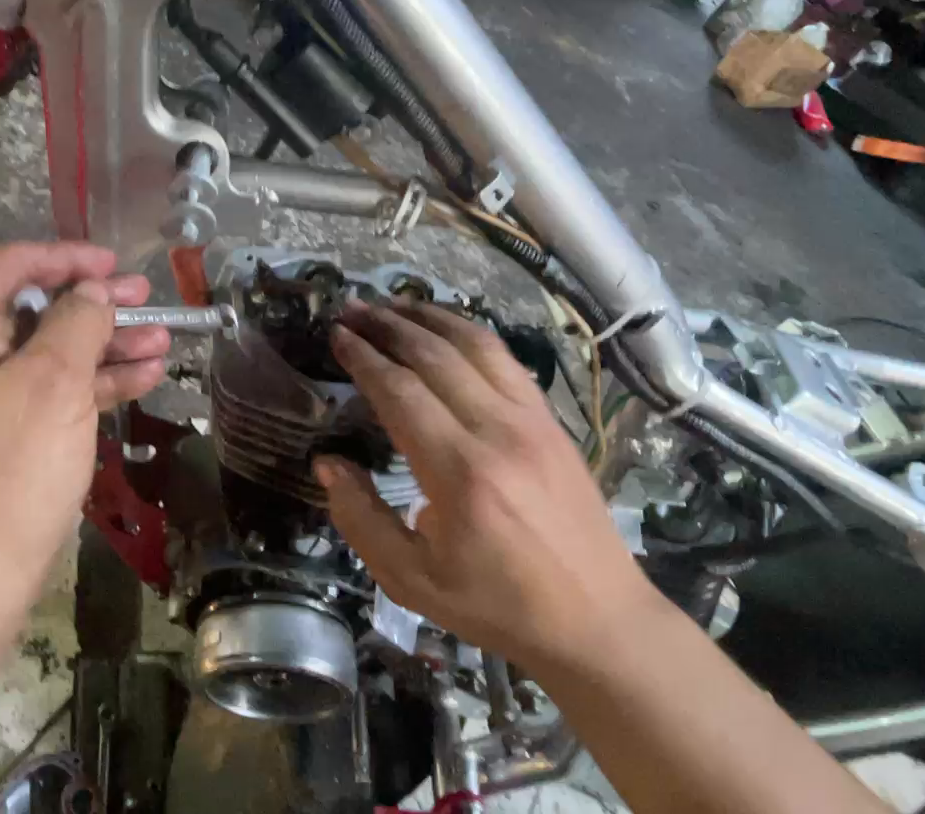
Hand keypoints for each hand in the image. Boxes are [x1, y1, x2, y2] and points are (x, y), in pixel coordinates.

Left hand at [0, 243, 169, 597]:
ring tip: (162, 341)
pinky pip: (39, 388)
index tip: (119, 264)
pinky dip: (85, 383)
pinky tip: (140, 376)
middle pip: (32, 308)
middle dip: (97, 308)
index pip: (13, 265)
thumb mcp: (54, 384)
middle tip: (150, 302)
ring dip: (102, 347)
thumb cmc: (7, 473)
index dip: (71, 259)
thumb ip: (78, 321)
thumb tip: (93, 291)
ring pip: (43, 351)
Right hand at [315, 302, 669, 672]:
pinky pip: (506, 361)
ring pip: (475, 345)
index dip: (363, 357)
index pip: (401, 391)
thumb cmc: (495, 604)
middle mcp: (498, 433)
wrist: (596, 620)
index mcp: (459, 473)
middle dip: (387, 326)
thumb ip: (360, 518)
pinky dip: (470, 334)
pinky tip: (446, 328)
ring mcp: (532, 421)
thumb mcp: (411, 579)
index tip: (336, 335)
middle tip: (351, 309)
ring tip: (391, 305)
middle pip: (434, 356)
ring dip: (428, 319)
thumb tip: (328, 462)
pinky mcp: (552, 422)